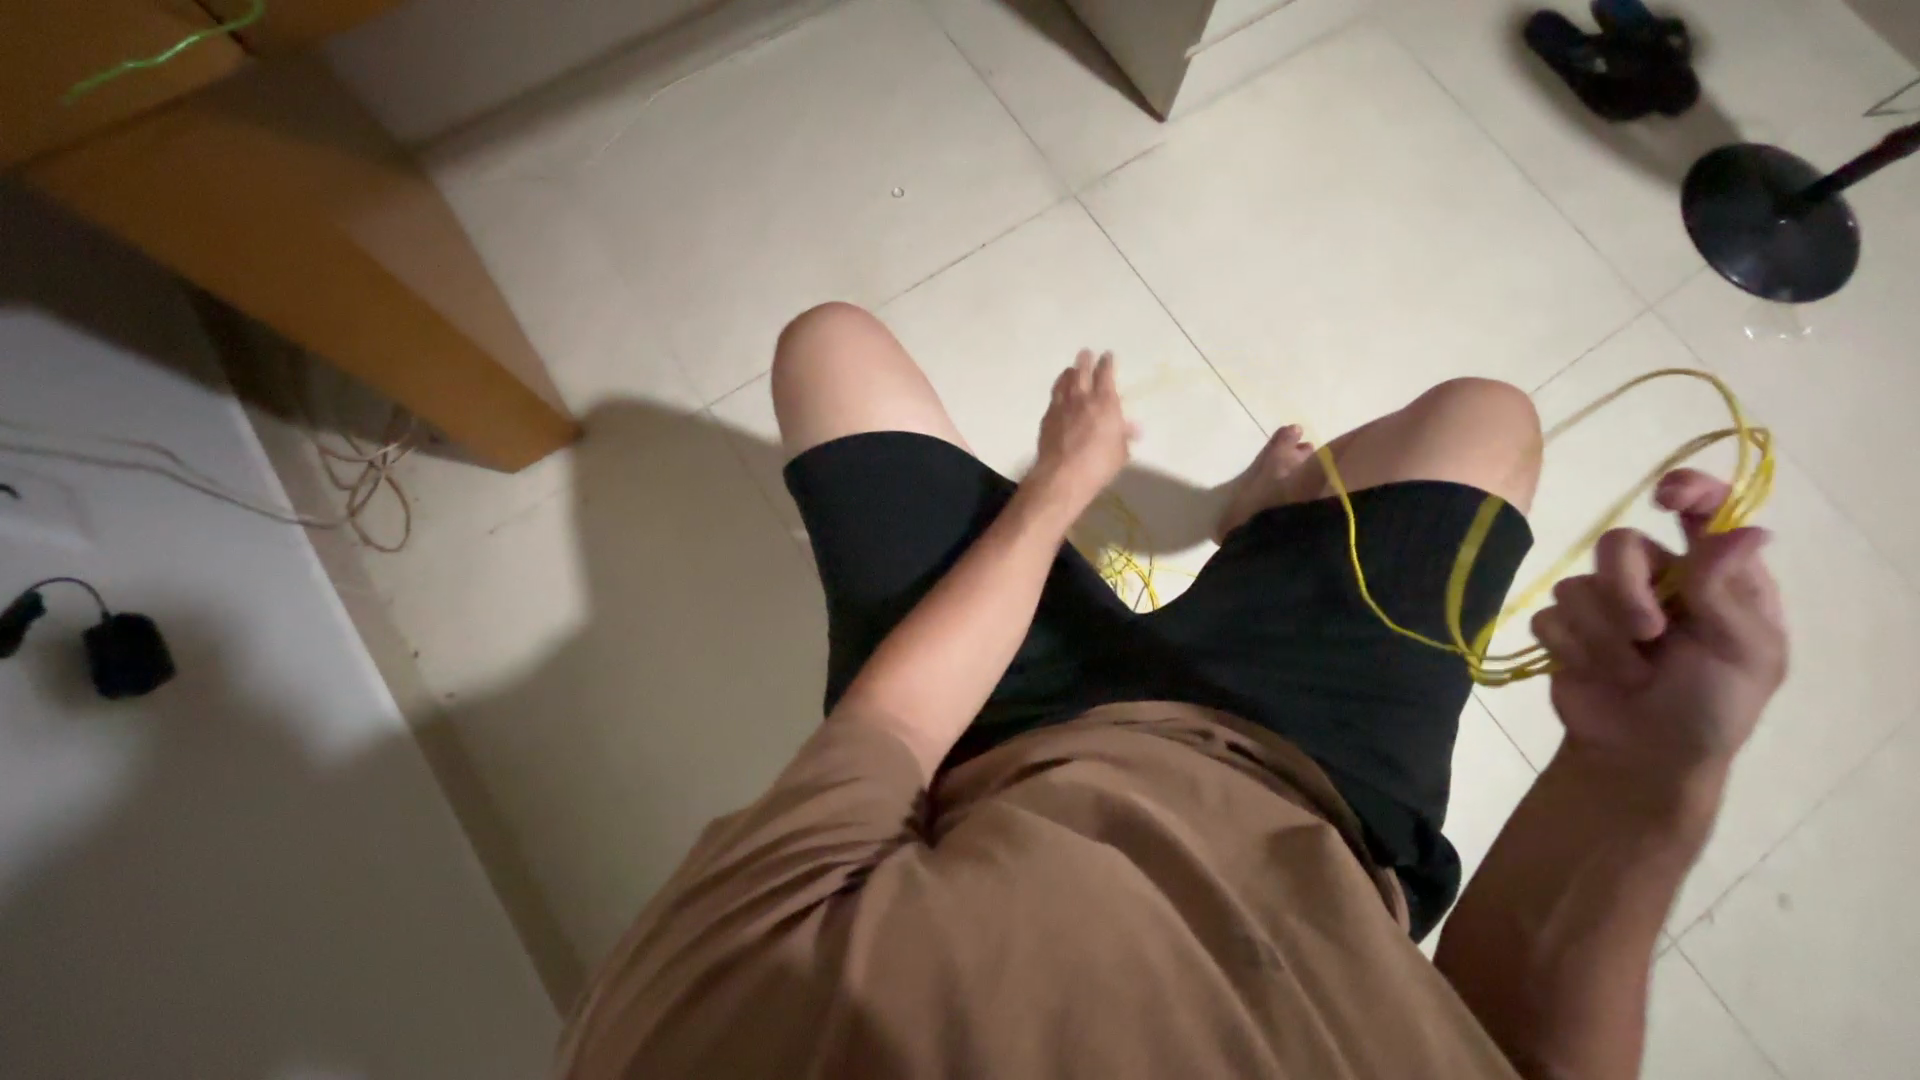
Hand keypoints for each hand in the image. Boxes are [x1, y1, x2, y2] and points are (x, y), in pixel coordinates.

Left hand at [1028, 350, 1134, 516]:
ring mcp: (1061, 407)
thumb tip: (1132, 428)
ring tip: (1071, 369)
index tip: (1107, 356)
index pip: (1106, 375)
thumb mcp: (1120, 452)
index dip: (1107, 363)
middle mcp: (1082, 399)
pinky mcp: (1047, 418)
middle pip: (1082, 372)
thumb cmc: (1099, 464)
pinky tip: (1058, 393)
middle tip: (1085, 353)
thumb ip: (1124, 436)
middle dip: (1085, 360)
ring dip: (1069, 373)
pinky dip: (1058, 390)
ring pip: (1064, 382)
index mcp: (1105, 403)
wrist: (1063, 475)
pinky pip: (1054, 397)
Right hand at [1530, 468, 1786, 784]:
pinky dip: (1571, 648)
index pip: (1705, 513)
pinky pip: (1548, 616)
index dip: (1689, 491)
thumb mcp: (1742, 653)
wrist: (1641, 753)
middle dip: (1625, 589)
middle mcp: (1658, 580)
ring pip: (1576, 585)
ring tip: (1626, 671)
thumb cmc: (1711, 707)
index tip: (1664, 498)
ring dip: (1602, 635)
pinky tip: (1592, 671)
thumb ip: (1728, 591)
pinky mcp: (1563, 629)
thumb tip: (1745, 530)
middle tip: (1646, 632)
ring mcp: (1605, 604)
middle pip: (1618, 544)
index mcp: (1715, 578)